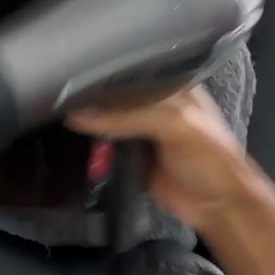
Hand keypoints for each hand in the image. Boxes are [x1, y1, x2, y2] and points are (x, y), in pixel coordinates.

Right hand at [67, 87, 274, 230]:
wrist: (220, 209)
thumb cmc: (209, 158)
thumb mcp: (175, 125)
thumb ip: (129, 116)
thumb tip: (77, 116)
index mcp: (170, 86)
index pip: (131, 71)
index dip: (104, 69)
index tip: (70, 65)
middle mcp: (153, 104)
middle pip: (114, 96)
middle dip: (89, 96)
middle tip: (57, 90)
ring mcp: (141, 132)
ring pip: (106, 121)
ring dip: (86, 121)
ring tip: (53, 108)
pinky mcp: (130, 157)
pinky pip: (104, 147)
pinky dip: (89, 146)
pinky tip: (67, 135)